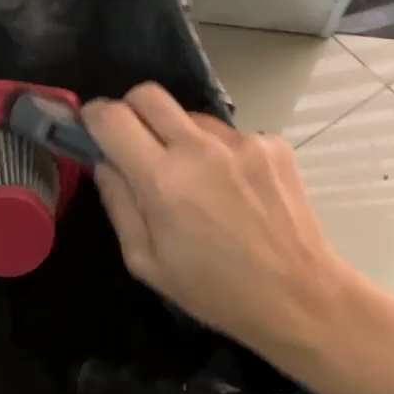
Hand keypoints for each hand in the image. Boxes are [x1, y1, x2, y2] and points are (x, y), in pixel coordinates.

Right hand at [83, 83, 349, 354]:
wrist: (302, 298)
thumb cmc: (214, 290)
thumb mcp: (145, 262)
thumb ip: (118, 203)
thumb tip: (105, 163)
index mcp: (163, 180)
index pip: (113, 117)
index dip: (94, 116)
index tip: (92, 129)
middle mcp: (200, 148)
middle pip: (148, 94)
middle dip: (130, 110)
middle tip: (134, 142)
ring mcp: (241, 142)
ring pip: (189, 115)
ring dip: (178, 135)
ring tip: (194, 179)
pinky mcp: (272, 145)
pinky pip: (227, 134)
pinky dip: (217, 152)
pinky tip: (231, 189)